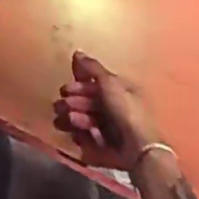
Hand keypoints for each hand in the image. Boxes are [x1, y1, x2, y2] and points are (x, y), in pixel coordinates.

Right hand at [54, 51, 162, 168]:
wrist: (138, 147)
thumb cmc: (125, 110)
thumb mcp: (110, 83)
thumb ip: (92, 68)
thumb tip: (77, 52)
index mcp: (119, 91)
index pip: (95, 85)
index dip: (78, 86)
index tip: (65, 90)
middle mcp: (116, 108)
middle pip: (89, 102)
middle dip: (73, 103)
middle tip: (60, 107)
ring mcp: (112, 128)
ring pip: (87, 119)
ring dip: (76, 117)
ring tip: (70, 120)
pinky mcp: (107, 146)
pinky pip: (90, 138)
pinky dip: (83, 134)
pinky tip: (79, 134)